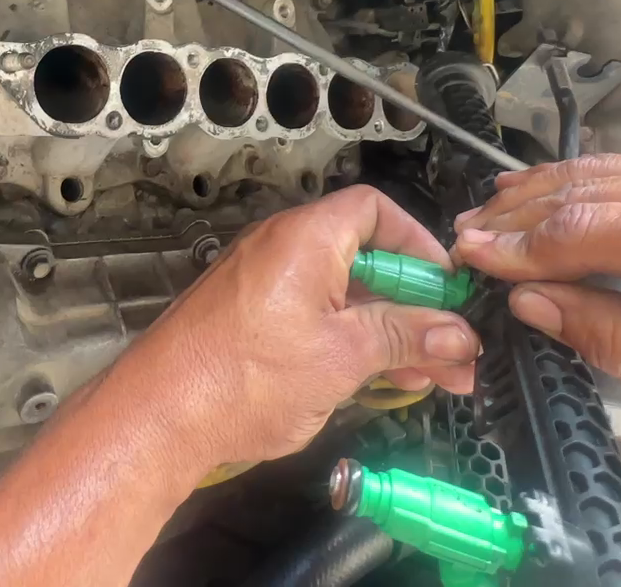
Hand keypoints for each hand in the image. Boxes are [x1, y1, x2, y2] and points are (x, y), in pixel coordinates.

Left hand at [97, 185, 480, 474]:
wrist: (162, 411)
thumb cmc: (247, 376)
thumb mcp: (341, 357)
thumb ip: (403, 338)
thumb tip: (458, 334)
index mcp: (305, 237)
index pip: (373, 210)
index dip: (417, 243)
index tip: (447, 288)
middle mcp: (281, 247)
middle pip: (363, 256)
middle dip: (413, 303)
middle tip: (452, 351)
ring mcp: (264, 280)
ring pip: (341, 292)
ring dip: (387, 330)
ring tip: (430, 378)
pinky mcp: (251, 314)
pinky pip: (313, 312)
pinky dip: (348, 338)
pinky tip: (381, 379)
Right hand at [449, 151, 620, 493]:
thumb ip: (617, 340)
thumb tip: (534, 303)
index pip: (587, 228)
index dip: (518, 247)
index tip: (468, 259)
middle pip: (590, 187)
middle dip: (519, 213)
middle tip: (465, 236)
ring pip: (612, 171)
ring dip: (546, 195)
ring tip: (493, 215)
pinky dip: (591, 190)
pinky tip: (557, 201)